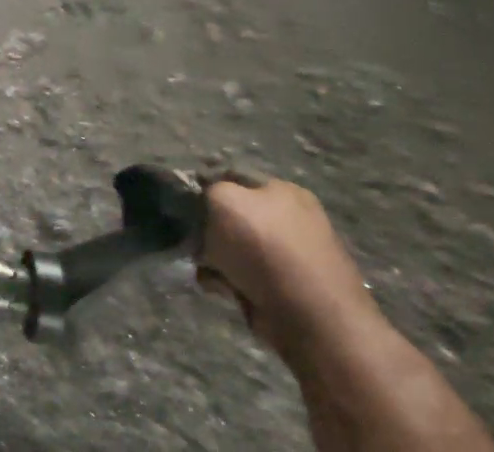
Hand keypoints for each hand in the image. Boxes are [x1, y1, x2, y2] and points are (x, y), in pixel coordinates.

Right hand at [199, 176, 379, 360]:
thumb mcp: (225, 199)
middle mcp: (291, 219)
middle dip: (207, 227)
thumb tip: (203, 197)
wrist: (310, 316)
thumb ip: (208, 187)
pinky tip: (220, 287)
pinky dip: (226, 280)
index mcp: (284, 191)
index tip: (182, 203)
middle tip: (193, 238)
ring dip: (213, 256)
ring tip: (206, 267)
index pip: (232, 176)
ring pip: (232, 246)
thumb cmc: (265, 248)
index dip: (203, 186)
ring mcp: (291, 255)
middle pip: (231, 214)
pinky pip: (242, 274)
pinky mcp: (286, 286)